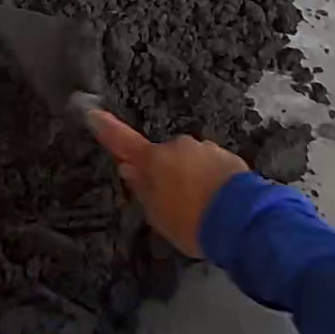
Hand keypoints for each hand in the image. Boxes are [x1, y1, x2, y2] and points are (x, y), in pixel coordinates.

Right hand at [88, 110, 247, 258]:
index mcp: (155, 159)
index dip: (108, 130)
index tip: (93, 113)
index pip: (124, 142)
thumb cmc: (190, 220)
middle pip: (164, 157)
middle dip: (166, 173)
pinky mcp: (226, 156)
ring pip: (189, 161)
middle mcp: (178, 145)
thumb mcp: (159, 215)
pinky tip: (217, 202)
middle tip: (174, 204)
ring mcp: (204, 148)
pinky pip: (210, 166)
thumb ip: (143, 189)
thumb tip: (128, 168)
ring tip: (200, 209)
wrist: (241, 218)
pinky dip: (209, 180)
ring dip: (190, 178)